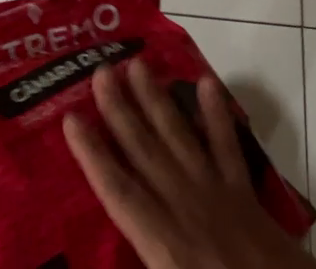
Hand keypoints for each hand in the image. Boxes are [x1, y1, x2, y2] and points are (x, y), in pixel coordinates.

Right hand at [64, 62, 315, 268]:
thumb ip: (144, 253)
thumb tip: (104, 231)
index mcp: (164, 242)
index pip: (119, 192)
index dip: (93, 154)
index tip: (70, 118)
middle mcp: (186, 207)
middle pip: (146, 152)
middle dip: (120, 110)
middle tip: (101, 70)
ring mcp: (218, 195)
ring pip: (180, 139)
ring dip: (156, 101)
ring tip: (137, 64)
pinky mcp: (245, 194)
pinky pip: (228, 149)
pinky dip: (217, 116)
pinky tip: (206, 84)